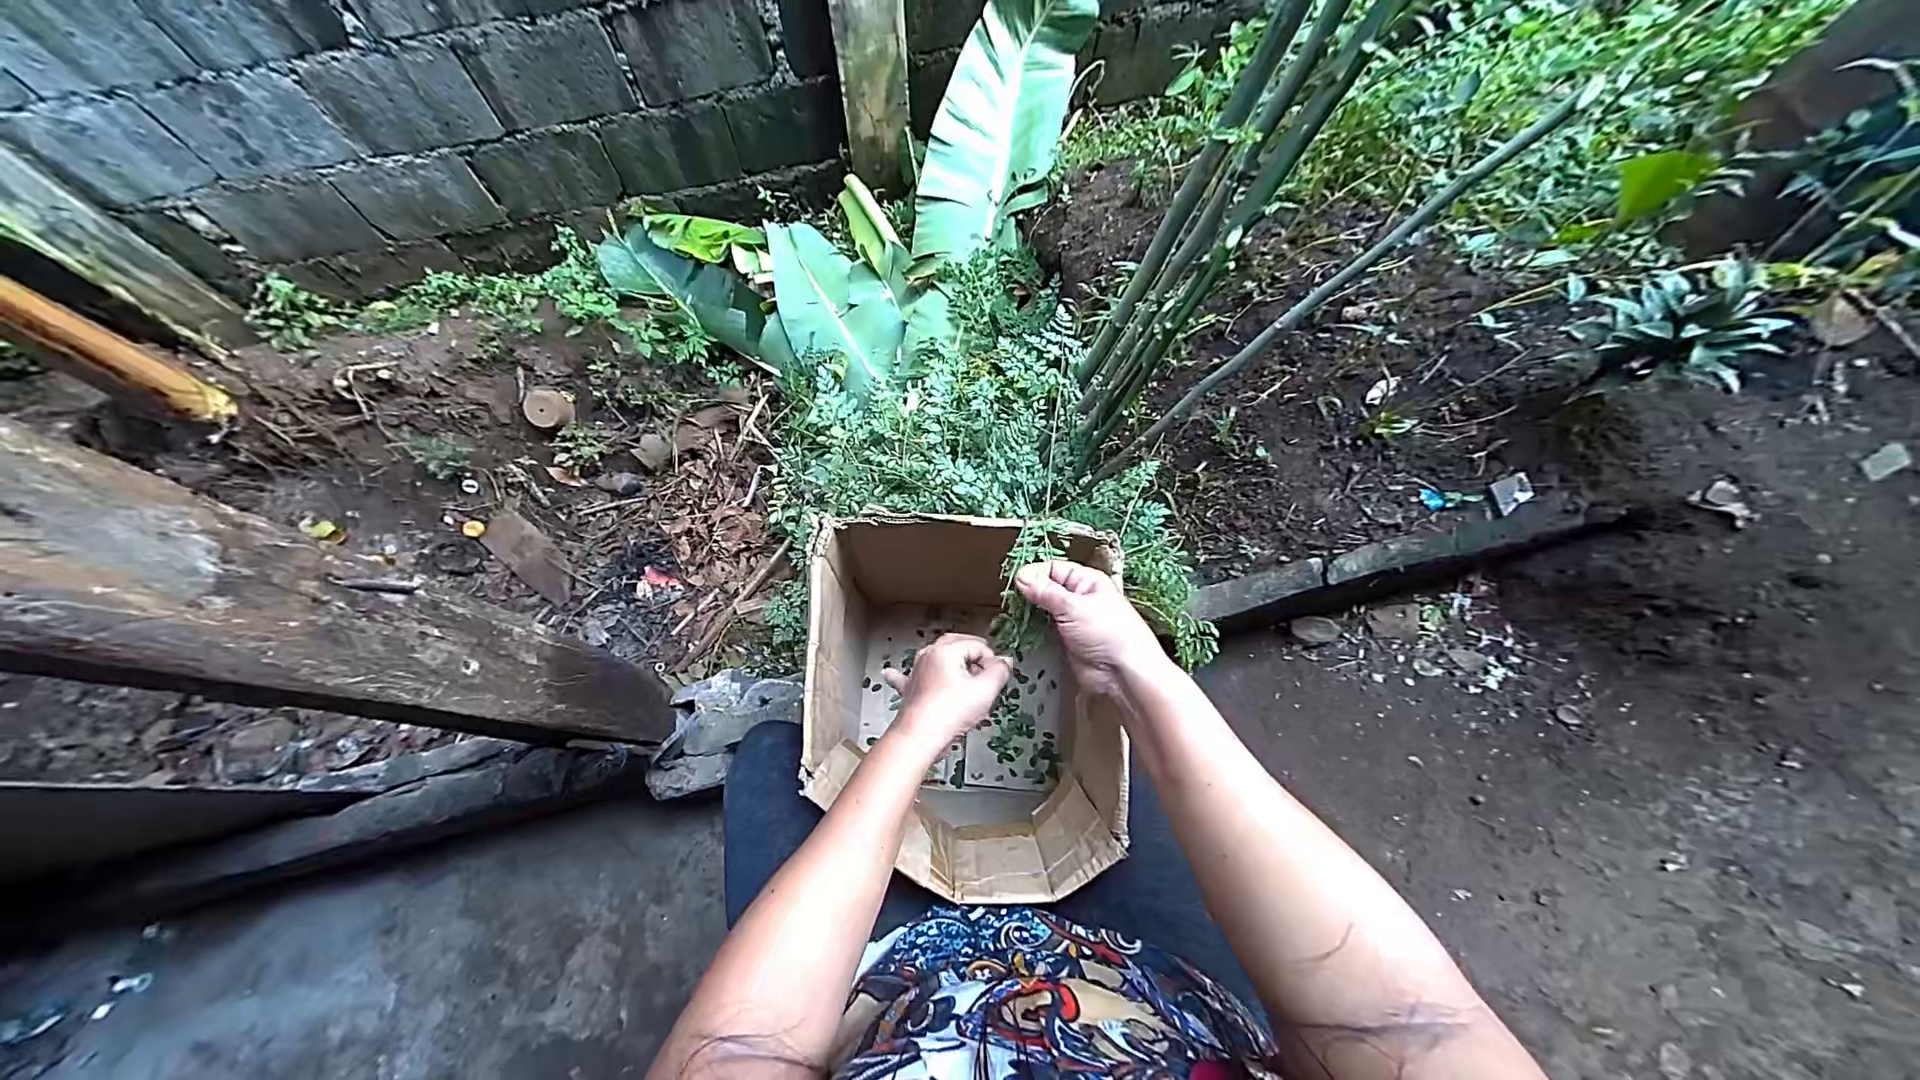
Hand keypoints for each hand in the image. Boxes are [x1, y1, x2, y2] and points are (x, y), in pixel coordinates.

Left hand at [881, 633, 1011, 749]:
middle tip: (986, 673)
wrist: (919, 737)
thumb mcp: (986, 690)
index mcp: (945, 651)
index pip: (978, 646)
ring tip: (964, 677)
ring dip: (952, 663)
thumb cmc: (948, 714)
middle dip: (974, 657)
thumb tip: (1005, 662)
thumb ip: (1000, 672)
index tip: (996, 677)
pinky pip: (908, 677)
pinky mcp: (910, 689)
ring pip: (936, 658)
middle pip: (956, 645)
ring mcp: (916, 671)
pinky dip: (904, 675)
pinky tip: (891, 673)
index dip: (991, 661)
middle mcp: (928, 656)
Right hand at [1014, 561, 1164, 698]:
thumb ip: (1045, 591)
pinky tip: (1018, 628)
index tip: (1014, 582)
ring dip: (1028, 612)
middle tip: (1008, 599)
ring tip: (1011, 614)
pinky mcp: (1064, 640)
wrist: (1123, 674)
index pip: (1052, 568)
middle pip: (1045, 588)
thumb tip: (1021, 576)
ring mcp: (1070, 619)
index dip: (1033, 573)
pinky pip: (1043, 629)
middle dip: (1028, 592)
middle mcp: (1077, 597)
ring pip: (1042, 609)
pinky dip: (1031, 628)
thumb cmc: (1107, 633)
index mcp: (1086, 580)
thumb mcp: (1074, 606)